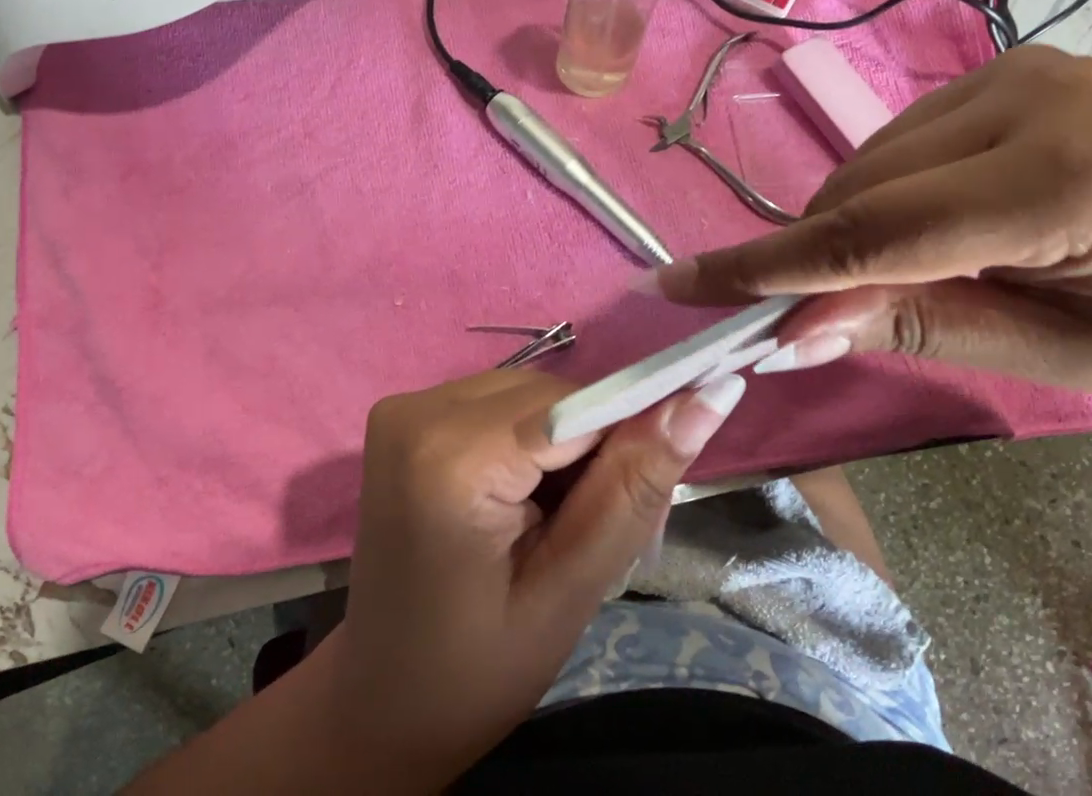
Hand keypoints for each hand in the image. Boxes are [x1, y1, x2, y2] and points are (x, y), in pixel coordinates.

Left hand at [323, 369, 744, 787]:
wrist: (383, 696)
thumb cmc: (477, 667)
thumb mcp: (570, 588)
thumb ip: (633, 488)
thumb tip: (707, 398)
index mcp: (449, 458)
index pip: (575, 404)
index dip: (633, 428)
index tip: (665, 477)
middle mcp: (417, 411)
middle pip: (549, 395)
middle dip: (594, 448)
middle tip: (596, 531)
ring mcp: (404, 411)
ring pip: (528, 396)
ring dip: (563, 447)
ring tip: (557, 525)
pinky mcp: (404, 420)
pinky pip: (496, 407)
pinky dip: (527, 444)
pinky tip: (522, 505)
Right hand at [655, 45, 1091, 420]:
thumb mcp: (1048, 354)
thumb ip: (908, 326)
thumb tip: (784, 332)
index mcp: (1065, 177)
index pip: (871, 230)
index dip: (764, 267)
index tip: (679, 284)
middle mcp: (1038, 95)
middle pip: (860, 191)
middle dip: (811, 259)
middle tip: (797, 325)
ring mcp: (1027, 71)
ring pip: (870, 163)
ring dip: (848, 228)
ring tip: (889, 283)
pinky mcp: (1019, 71)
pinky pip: (902, 141)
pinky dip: (881, 196)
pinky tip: (920, 230)